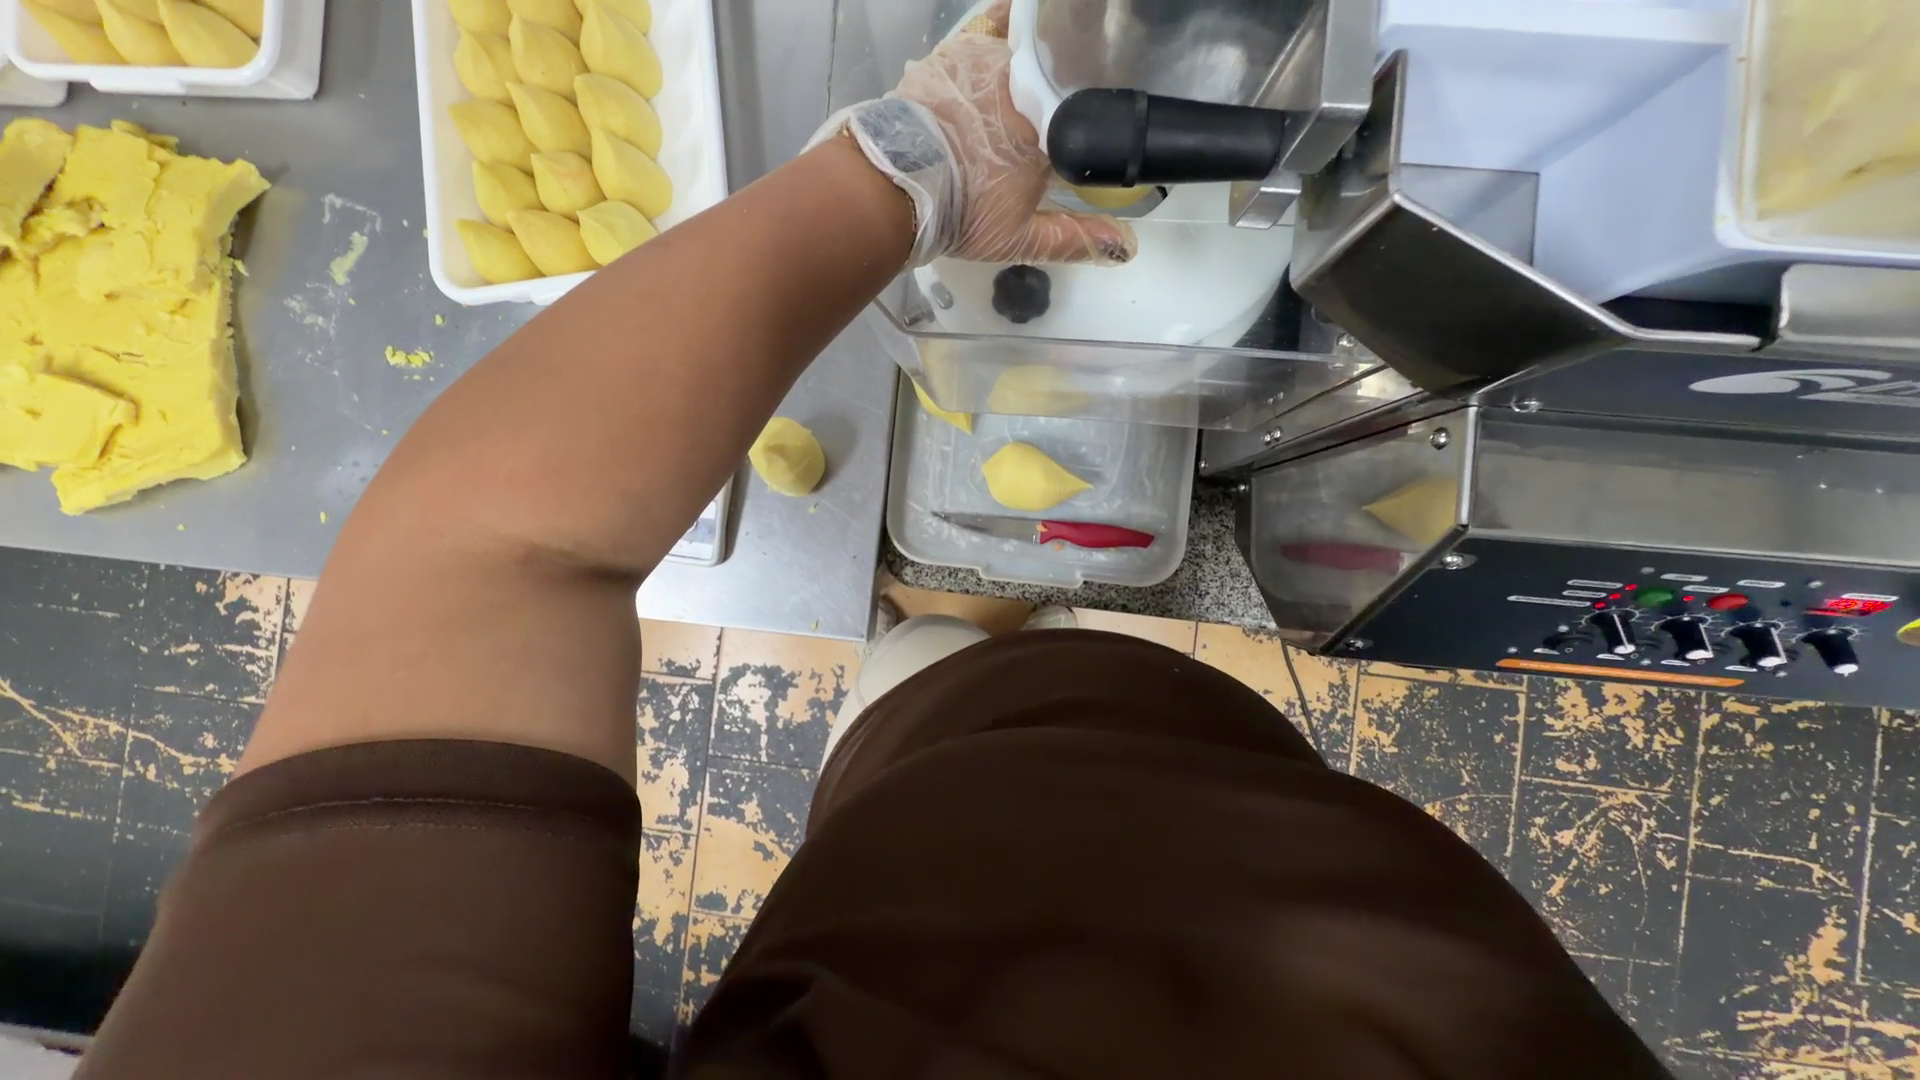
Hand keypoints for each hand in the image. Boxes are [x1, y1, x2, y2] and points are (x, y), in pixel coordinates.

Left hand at [890, 1, 1137, 265]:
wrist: (893, 187)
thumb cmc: (960, 214)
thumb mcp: (1020, 239)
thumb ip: (1075, 240)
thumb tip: (1127, 248)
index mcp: (1050, 136)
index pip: (1085, 126)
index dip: (1087, 135)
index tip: (1081, 149)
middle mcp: (1027, 91)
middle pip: (1060, 85)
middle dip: (1063, 99)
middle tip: (1052, 120)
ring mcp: (991, 64)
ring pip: (1030, 54)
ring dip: (1038, 64)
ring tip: (1037, 81)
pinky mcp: (958, 50)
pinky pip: (994, 22)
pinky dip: (1010, 21)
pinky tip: (1021, 20)